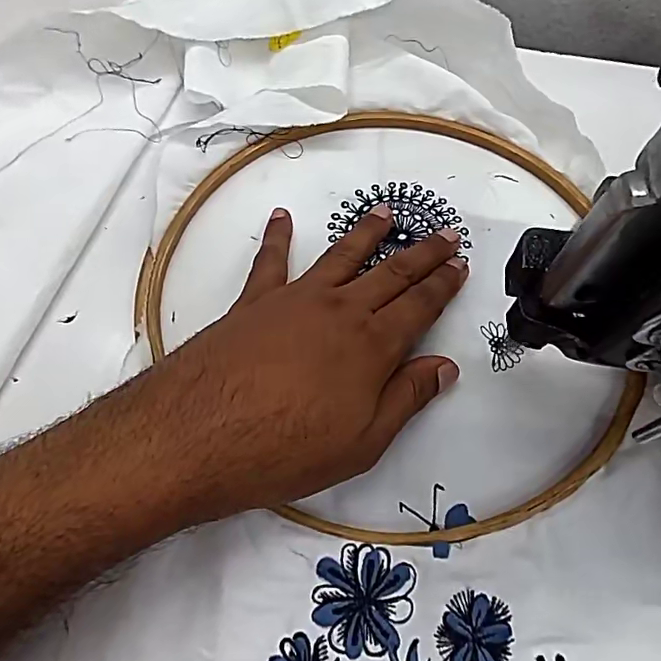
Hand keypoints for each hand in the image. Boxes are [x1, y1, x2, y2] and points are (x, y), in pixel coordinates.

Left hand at [97, 204, 467, 523]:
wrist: (201, 434)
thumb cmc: (284, 448)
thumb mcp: (362, 442)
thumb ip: (405, 398)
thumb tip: (441, 369)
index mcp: (371, 346)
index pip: (420, 306)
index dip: (443, 285)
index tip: (458, 266)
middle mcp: (338, 312)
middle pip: (391, 272)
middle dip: (421, 253)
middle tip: (443, 235)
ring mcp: (295, 300)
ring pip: (341, 255)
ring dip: (367, 232)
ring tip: (386, 212)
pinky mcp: (254, 301)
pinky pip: (271, 260)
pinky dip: (278, 236)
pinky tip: (283, 218)